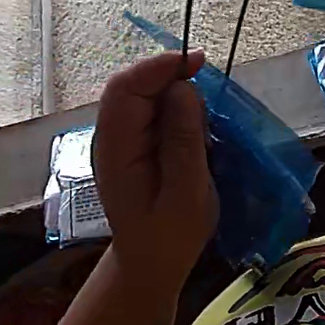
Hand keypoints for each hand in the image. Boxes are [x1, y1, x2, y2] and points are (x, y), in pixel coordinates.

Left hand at [92, 51, 216, 291]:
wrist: (152, 263)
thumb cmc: (170, 236)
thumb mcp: (186, 194)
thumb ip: (184, 142)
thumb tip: (184, 89)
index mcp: (116, 149)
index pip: (126, 89)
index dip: (159, 67)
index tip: (198, 61)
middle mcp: (113, 137)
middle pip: (134, 86)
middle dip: (170, 74)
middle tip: (210, 82)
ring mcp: (125, 140)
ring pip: (146, 95)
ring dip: (177, 92)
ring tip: (207, 113)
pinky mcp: (139, 144)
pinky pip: (155, 111)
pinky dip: (179, 108)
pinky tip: (199, 124)